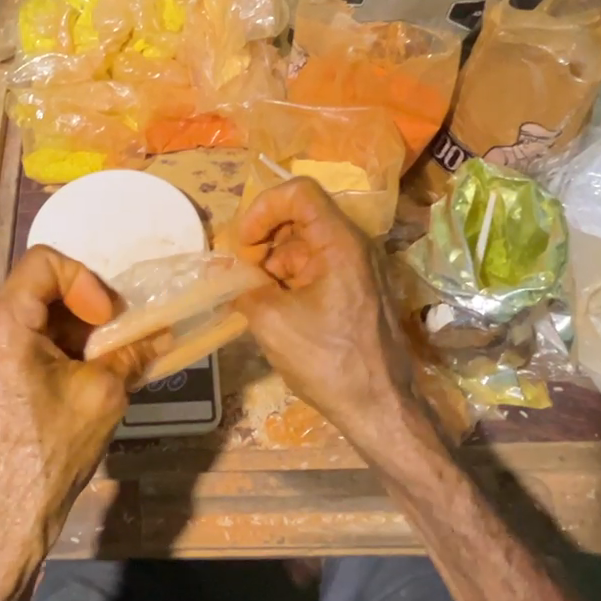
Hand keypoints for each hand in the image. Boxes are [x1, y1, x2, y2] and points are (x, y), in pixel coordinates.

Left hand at [0, 246, 146, 553]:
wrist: (5, 519)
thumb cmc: (51, 452)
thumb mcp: (103, 395)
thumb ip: (133, 352)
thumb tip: (162, 333)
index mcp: (3, 324)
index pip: (45, 262)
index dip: (85, 280)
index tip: (107, 319)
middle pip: (38, 287)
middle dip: (85, 306)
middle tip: (116, 335)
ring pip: (33, 314)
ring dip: (74, 328)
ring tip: (105, 360)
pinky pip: (23, 340)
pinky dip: (56, 347)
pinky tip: (82, 378)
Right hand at [233, 178, 422, 449]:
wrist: (381, 408)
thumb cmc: (329, 362)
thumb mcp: (273, 322)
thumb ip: (243, 287)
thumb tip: (220, 270)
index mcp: (340, 243)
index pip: (298, 192)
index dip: (263, 208)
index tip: (244, 244)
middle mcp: (354, 245)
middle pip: (300, 215)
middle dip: (263, 237)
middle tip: (241, 271)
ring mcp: (357, 267)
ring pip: (304, 242)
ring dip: (273, 260)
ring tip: (252, 293)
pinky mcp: (355, 288)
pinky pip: (315, 265)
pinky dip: (288, 277)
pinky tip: (271, 305)